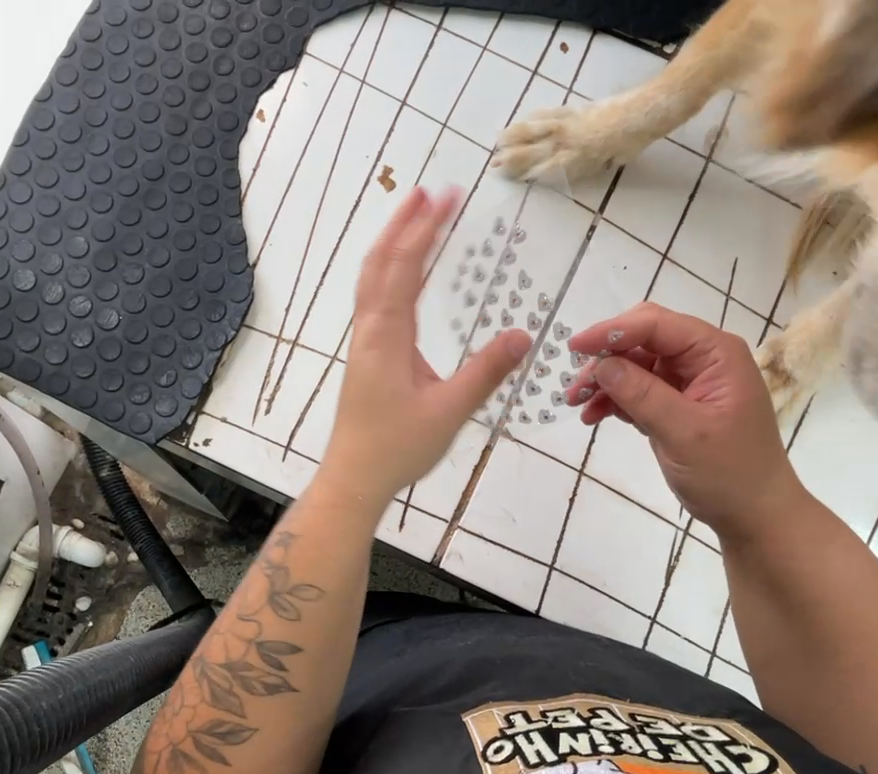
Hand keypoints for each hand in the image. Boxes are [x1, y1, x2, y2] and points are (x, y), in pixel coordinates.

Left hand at [319, 187, 531, 506]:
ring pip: (370, 281)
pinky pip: (372, 301)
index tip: (447, 194)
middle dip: (404, 225)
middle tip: (429, 191)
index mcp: (387, 337)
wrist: (353, 478)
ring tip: (412, 219)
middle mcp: (369, 332)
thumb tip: (523, 335)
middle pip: (380, 264)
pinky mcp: (364, 359)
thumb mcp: (449, 411)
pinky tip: (400, 280)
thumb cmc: (396, 448)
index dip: (426, 228)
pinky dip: (386, 274)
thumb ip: (486, 373)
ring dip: (391, 246)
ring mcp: (363, 345)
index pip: (405, 268)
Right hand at [566, 304, 808, 543]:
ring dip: (604, 381)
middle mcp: (702, 359)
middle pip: (643, 339)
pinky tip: (592, 417)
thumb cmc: (729, 472)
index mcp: (715, 353)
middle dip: (606, 357)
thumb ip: (642, 395)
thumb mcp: (684, 433)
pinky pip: (637, 391)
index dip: (613, 331)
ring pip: (634, 366)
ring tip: (577, 405)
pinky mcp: (675, 405)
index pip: (657, 325)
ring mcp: (688, 382)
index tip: (574, 348)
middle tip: (575, 385)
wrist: (752, 512)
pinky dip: (613, 400)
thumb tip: (601, 365)